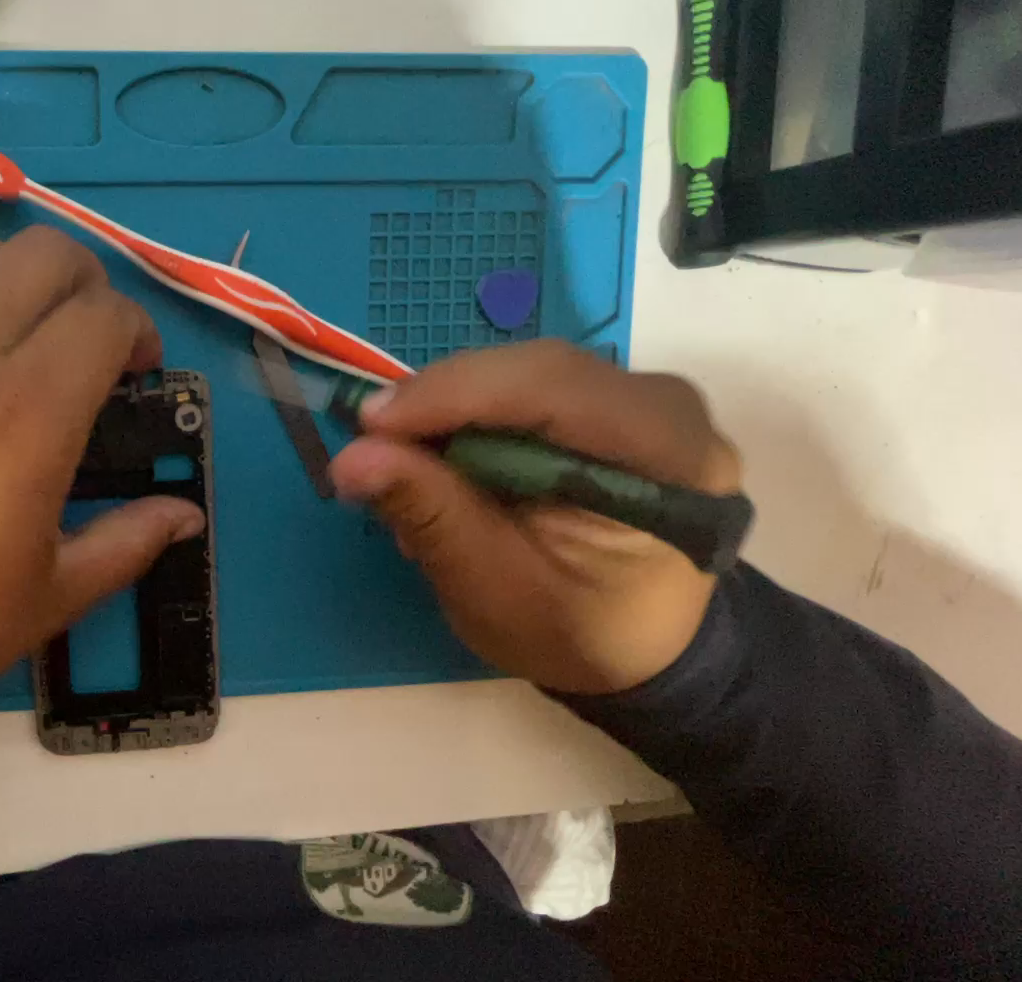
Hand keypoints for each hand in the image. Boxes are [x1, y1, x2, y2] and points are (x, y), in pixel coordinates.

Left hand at [0, 226, 204, 711]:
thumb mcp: (55, 595)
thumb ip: (131, 541)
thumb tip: (187, 515)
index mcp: (29, 415)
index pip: (105, 316)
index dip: (139, 332)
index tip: (137, 372)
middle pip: (46, 256)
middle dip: (89, 285)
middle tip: (90, 338)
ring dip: (13, 273)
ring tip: (18, 325)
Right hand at [327, 340, 741, 694]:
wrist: (641, 650)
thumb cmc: (577, 633)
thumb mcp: (494, 589)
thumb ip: (430, 515)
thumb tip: (350, 458)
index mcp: (671, 457)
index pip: (554, 390)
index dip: (453, 395)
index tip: (369, 425)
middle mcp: (668, 408)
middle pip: (535, 372)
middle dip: (442, 403)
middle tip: (372, 446)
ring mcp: (641, 402)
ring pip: (521, 374)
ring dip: (449, 413)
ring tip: (404, 468)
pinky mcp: (608, 406)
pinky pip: (524, 390)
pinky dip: (468, 420)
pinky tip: (441, 463)